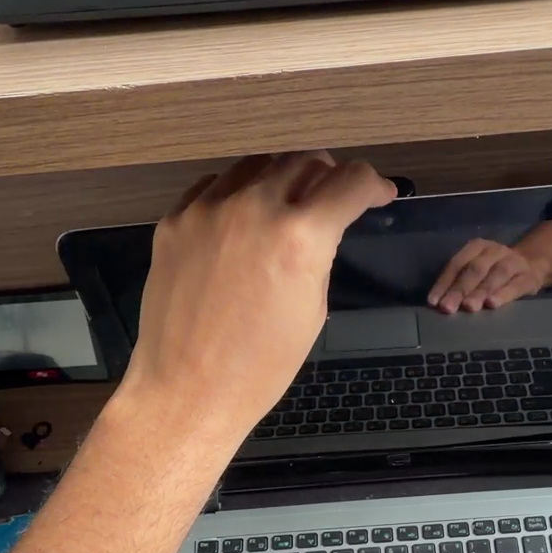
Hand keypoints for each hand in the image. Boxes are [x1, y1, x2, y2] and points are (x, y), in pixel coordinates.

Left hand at [121, 152, 396, 439]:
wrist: (190, 390)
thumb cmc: (259, 368)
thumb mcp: (312, 312)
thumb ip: (319, 257)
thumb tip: (320, 231)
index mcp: (299, 238)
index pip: (350, 182)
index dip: (373, 185)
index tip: (377, 193)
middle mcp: (254, 210)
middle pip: (304, 161)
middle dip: (329, 175)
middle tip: (334, 196)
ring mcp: (207, 212)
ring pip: (257, 165)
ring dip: (282, 176)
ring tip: (288, 202)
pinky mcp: (174, 223)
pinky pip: (213, 187)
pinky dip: (238, 192)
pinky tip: (243, 216)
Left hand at [426, 239, 550, 312]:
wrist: (533, 264)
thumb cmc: (494, 272)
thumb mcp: (476, 270)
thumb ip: (458, 283)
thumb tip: (437, 304)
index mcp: (477, 247)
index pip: (457, 264)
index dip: (444, 283)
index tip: (433, 303)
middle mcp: (494, 251)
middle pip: (474, 269)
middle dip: (459, 289)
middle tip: (448, 308)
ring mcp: (513, 262)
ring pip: (495, 275)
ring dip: (480, 292)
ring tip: (469, 307)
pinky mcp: (529, 277)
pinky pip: (515, 285)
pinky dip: (503, 295)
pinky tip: (492, 304)